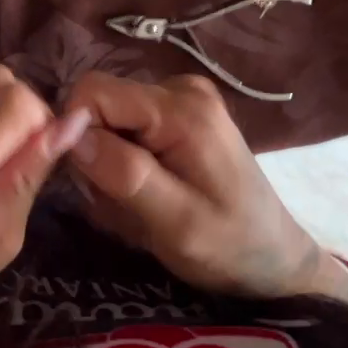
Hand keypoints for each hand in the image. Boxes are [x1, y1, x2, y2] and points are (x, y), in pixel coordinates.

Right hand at [62, 72, 347, 302]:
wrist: (274, 258)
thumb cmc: (228, 246)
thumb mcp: (175, 223)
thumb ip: (126, 174)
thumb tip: (74, 135)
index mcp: (182, 110)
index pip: (94, 92)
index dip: (77, 131)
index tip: (91, 179)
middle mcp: (180, 88)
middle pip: (99, 100)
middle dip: (93, 148)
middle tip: (117, 197)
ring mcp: (181, 96)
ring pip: (107, 113)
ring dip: (106, 155)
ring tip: (134, 195)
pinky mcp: (178, 109)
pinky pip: (124, 121)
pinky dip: (121, 153)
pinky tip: (145, 183)